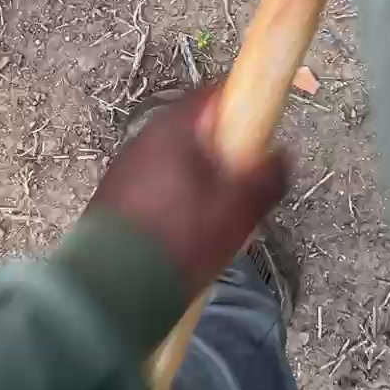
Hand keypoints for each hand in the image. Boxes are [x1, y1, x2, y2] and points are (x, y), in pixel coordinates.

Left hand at [85, 85, 289, 293]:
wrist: (107, 296)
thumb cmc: (178, 240)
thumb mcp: (239, 210)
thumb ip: (267, 176)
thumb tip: (281, 157)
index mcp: (175, 128)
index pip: (217, 92)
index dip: (245, 105)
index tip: (261, 130)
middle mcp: (144, 139)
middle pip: (197, 129)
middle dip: (223, 151)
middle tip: (241, 181)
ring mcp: (122, 170)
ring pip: (175, 160)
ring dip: (197, 179)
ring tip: (213, 217)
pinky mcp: (109, 202)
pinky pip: (154, 188)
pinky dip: (173, 201)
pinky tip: (183, 235)